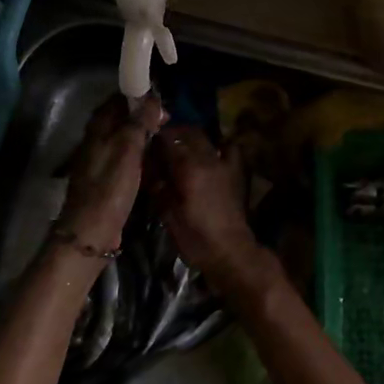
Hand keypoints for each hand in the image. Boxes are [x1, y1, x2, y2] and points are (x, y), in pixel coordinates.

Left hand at [57, 94, 164, 253]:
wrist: (92, 230)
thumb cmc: (110, 186)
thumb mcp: (128, 148)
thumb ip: (139, 121)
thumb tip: (152, 99)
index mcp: (98, 126)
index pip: (119, 98)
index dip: (141, 97)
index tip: (163, 102)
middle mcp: (96, 137)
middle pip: (122, 118)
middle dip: (144, 116)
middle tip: (168, 122)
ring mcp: (100, 158)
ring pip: (125, 137)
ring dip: (143, 136)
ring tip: (166, 139)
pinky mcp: (106, 176)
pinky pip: (126, 156)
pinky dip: (140, 154)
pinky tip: (154, 160)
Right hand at [153, 126, 284, 299]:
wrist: (230, 250)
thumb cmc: (195, 237)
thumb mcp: (168, 214)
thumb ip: (158, 187)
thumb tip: (148, 169)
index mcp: (188, 168)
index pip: (168, 141)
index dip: (156, 138)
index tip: (146, 140)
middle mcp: (208, 159)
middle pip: (190, 133)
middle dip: (175, 132)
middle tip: (162, 140)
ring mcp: (225, 164)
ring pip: (209, 138)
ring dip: (195, 138)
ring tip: (184, 147)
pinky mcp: (237, 172)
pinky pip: (230, 150)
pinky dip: (221, 147)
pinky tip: (212, 155)